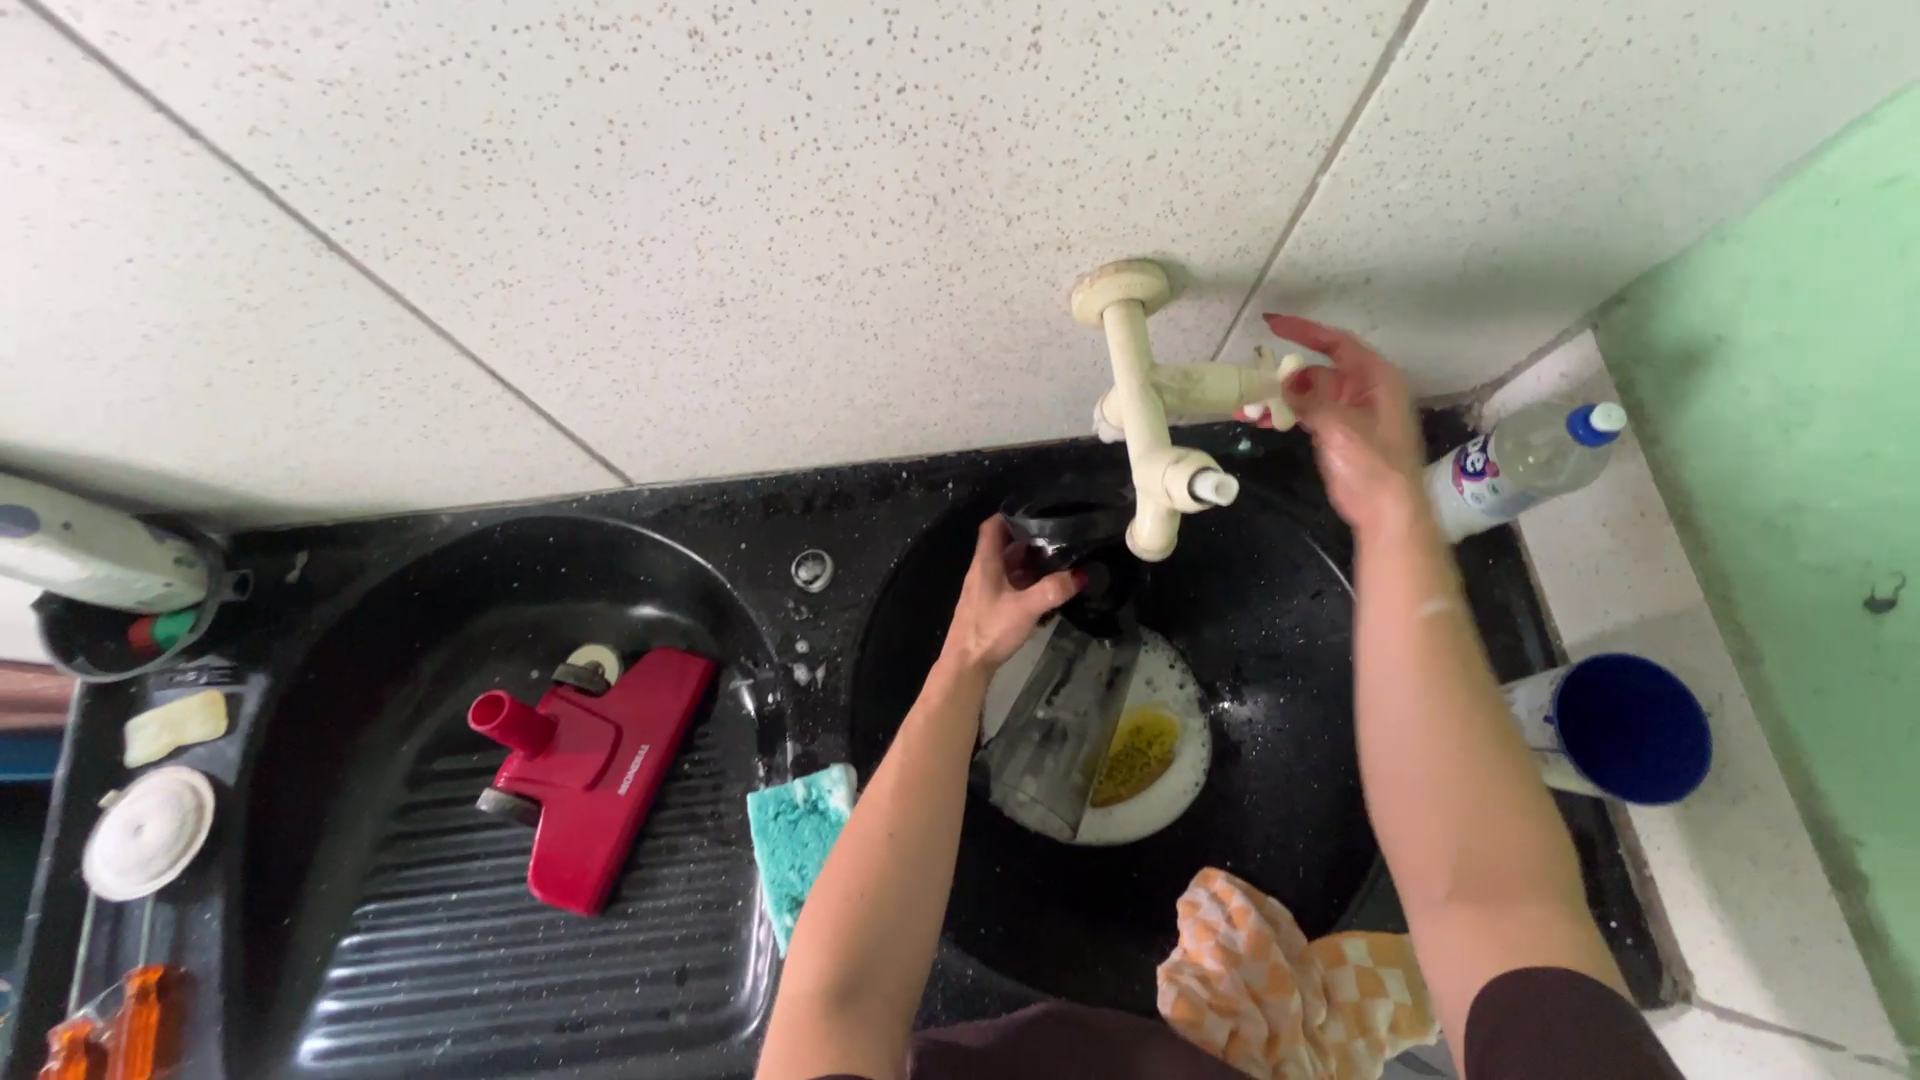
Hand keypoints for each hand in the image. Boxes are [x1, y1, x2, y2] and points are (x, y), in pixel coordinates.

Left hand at [939, 516, 1082, 673]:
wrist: (966, 665)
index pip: (992, 527)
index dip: (1010, 515)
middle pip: (1003, 546)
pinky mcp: (989, 606)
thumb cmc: (990, 630)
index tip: (1035, 512)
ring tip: (1057, 560)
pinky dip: (1025, 582)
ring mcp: (984, 590)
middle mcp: (982, 572)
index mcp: (986, 563)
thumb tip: (1081, 574)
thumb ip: (1053, 590)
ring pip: (1007, 567)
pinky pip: (1009, 584)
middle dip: (1028, 540)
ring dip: (1028, 563)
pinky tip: (1044, 589)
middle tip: (1056, 538)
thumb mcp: (1026, 608)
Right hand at [1262, 314, 1427, 537]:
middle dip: (1284, 375)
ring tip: (1249, 406)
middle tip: (1253, 381)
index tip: (1272, 325)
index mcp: (1376, 380)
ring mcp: (1349, 413)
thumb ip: (1311, 402)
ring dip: (1279, 399)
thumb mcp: (1342, 428)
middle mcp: (1363, 390)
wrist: (1388, 510)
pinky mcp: (1337, 434)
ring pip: (1308, 395)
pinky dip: (1284, 416)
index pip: (1338, 344)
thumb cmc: (1375, 465)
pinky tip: (1260, 421)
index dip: (1305, 331)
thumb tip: (1284, 386)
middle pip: (1318, 370)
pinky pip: (1306, 415)